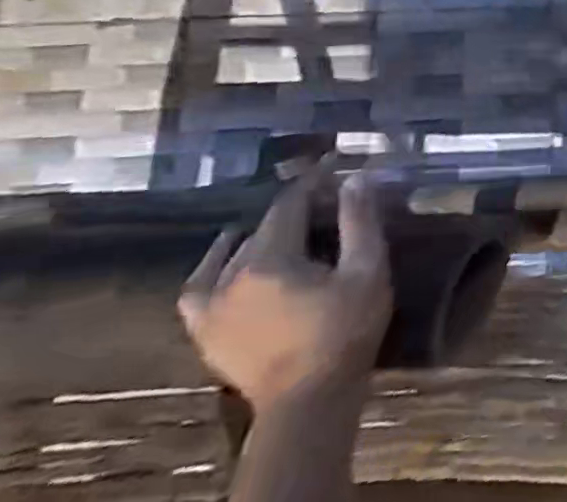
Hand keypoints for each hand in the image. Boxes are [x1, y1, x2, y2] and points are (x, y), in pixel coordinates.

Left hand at [179, 163, 390, 411]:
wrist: (309, 401)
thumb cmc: (345, 331)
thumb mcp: (367, 270)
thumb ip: (360, 222)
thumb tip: (355, 178)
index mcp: (270, 259)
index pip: (289, 205)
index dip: (313, 182)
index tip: (333, 164)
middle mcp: (231, 275)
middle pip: (263, 228)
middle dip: (295, 210)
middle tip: (326, 203)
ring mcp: (210, 306)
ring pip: (234, 254)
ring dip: (261, 236)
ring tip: (286, 229)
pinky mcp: (205, 330)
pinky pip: (199, 286)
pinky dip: (214, 265)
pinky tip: (226, 256)